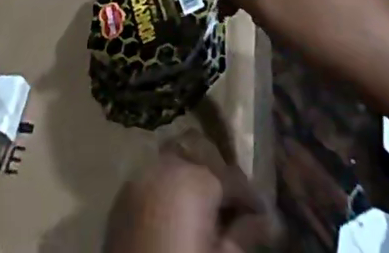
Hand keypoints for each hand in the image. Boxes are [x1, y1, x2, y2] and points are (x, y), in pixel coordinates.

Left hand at [103, 135, 274, 252]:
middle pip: (200, 154)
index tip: (264, 217)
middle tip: (233, 208)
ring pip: (173, 161)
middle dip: (219, 174)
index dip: (252, 199)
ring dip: (192, 177)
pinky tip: (178, 217)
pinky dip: (169, 188)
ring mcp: (138, 180)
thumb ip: (244, 234)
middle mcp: (164, 168)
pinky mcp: (121, 199)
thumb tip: (267, 221)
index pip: (234, 178)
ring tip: (206, 211)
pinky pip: (152, 179)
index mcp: (194, 179)